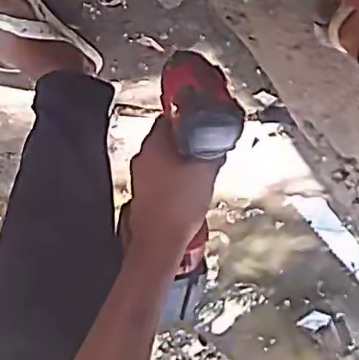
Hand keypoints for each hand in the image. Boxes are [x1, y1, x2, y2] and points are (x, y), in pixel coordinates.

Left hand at [125, 114, 221, 266]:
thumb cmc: (178, 205)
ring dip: (180, 160)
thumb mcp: (206, 170)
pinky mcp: (143, 193)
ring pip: (163, 157)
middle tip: (204, 146)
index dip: (187, 117)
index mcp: (154, 144)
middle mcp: (143, 157)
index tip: (199, 120)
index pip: (169, 116)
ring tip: (199, 169)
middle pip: (165, 137)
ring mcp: (140, 176)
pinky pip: (160, 176)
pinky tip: (188, 188)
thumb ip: (212, 151)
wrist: (160, 243)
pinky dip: (173, 177)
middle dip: (185, 141)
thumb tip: (218, 143)